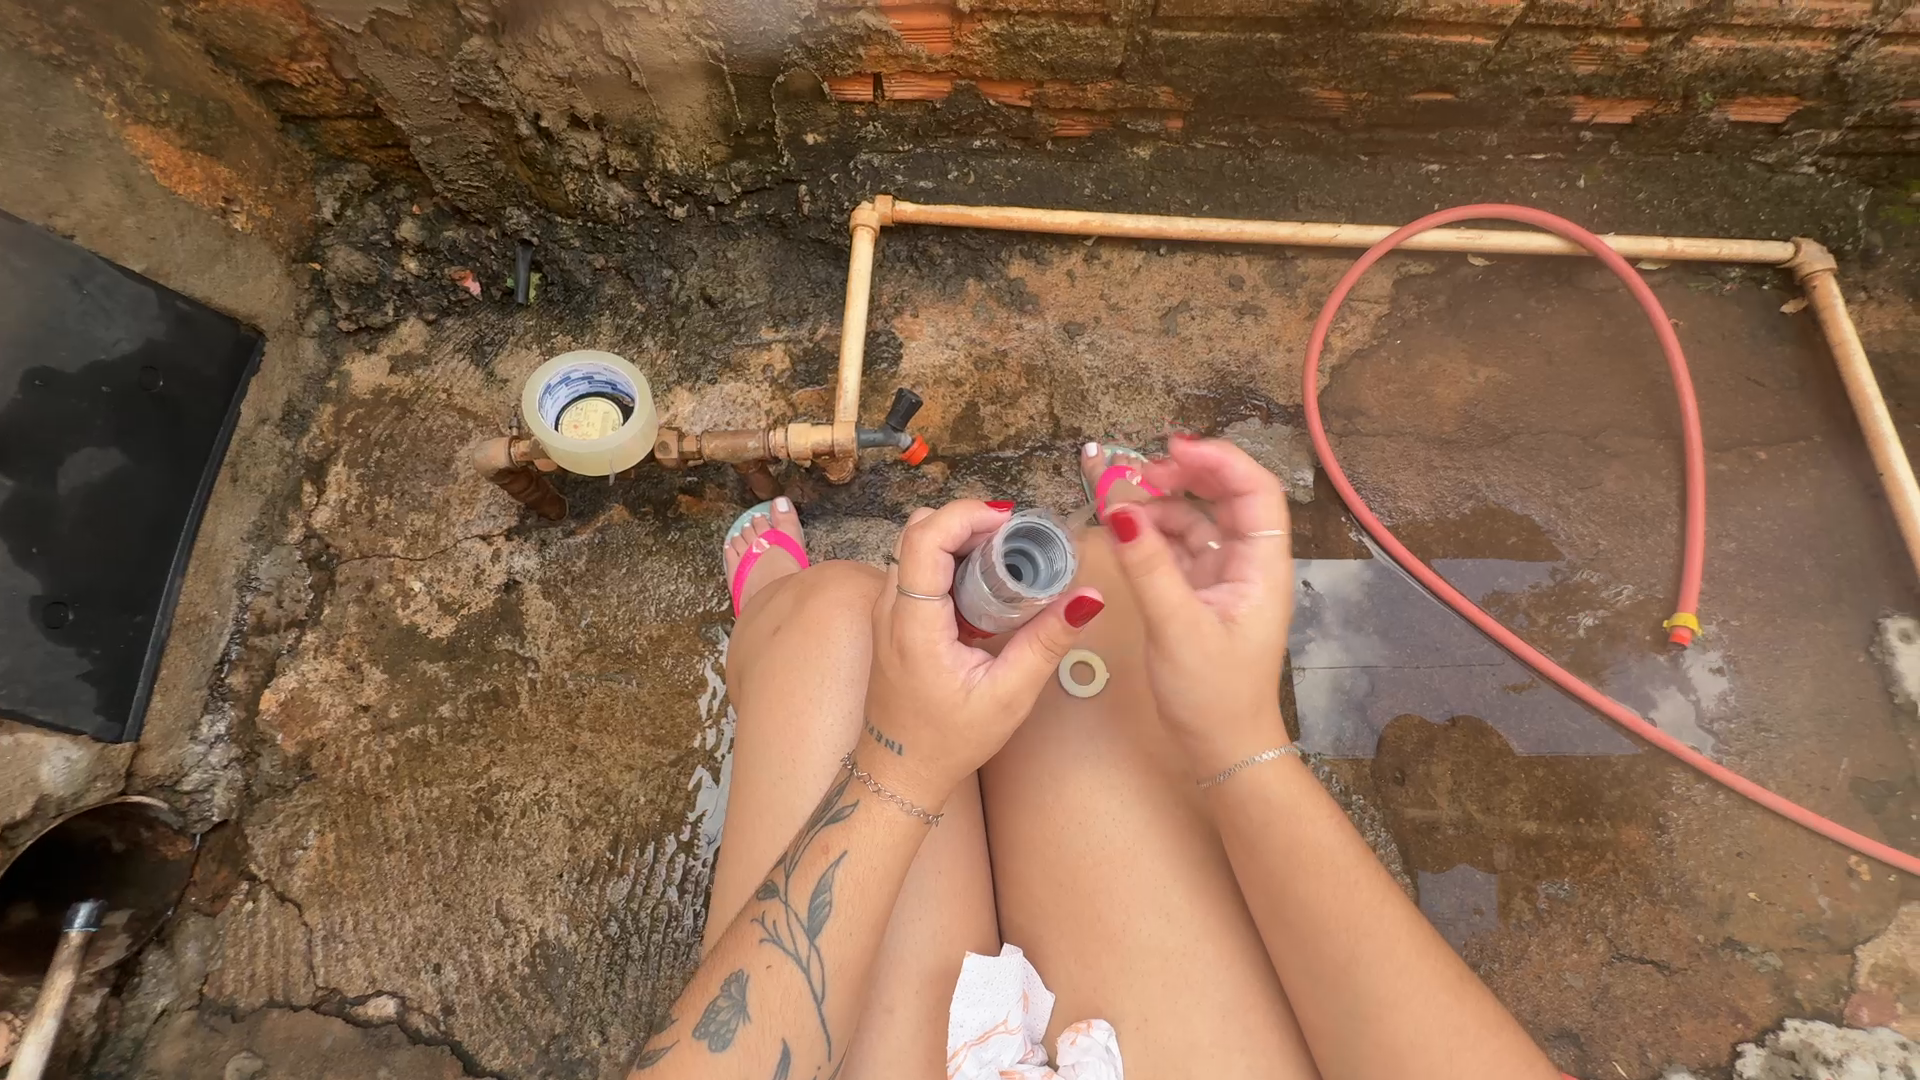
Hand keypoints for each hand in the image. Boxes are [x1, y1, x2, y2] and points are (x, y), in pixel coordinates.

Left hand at [862, 500, 1104, 806]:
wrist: (899, 769)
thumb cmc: (950, 739)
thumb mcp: (1009, 695)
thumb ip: (1046, 642)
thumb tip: (1088, 597)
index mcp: (914, 625)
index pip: (924, 540)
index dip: (965, 515)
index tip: (1009, 520)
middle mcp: (890, 608)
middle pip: (918, 532)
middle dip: (967, 523)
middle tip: (1013, 540)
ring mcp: (885, 611)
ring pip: (915, 547)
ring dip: (958, 540)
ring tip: (1002, 560)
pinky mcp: (891, 617)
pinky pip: (915, 568)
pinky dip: (949, 560)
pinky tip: (982, 586)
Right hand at [1106, 437, 1294, 780]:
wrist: (1220, 746)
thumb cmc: (1212, 693)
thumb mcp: (1176, 626)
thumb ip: (1147, 566)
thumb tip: (1117, 508)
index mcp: (1260, 567)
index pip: (1254, 492)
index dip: (1220, 461)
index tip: (1172, 448)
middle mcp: (1245, 563)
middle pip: (1223, 498)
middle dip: (1183, 477)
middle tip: (1137, 474)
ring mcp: (1220, 577)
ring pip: (1194, 520)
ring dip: (1160, 505)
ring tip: (1120, 504)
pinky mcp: (1197, 592)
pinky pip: (1175, 548)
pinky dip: (1150, 535)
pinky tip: (1125, 533)